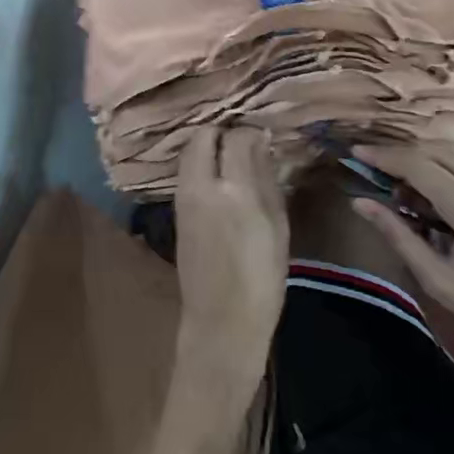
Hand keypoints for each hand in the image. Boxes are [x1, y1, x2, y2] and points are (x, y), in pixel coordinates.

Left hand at [175, 126, 288, 365]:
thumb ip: (267, 178)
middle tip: (244, 140)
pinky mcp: (175, 211)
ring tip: (232, 154)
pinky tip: (219, 173)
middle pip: (202, 135)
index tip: (264, 136)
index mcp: (232, 190)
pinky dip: (201, 162)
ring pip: (190, 151)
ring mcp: (182, 198)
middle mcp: (200, 186)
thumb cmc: (262, 278)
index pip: (236, 137)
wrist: (221, 323)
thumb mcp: (278, 226)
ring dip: (208, 144)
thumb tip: (261, 142)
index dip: (251, 131)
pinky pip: (186, 171)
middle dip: (222, 130)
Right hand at [351, 146, 453, 391]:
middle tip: (379, 174)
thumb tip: (362, 204)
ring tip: (415, 201)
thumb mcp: (447, 285)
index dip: (384, 156)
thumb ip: (401, 237)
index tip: (356, 153)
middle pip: (439, 153)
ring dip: (432, 170)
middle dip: (404, 157)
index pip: (418, 165)